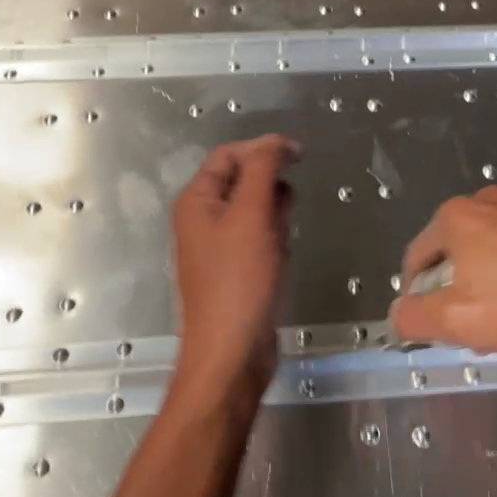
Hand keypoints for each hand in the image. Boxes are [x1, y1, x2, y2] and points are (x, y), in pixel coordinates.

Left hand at [170, 135, 298, 392]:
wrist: (232, 354)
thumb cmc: (239, 281)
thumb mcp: (252, 215)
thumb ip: (264, 169)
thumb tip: (277, 142)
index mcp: (196, 200)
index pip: (229, 154)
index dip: (263, 149)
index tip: (300, 155)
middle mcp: (202, 219)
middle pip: (243, 180)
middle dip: (271, 186)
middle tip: (288, 207)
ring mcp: (219, 247)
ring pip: (255, 210)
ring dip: (276, 216)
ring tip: (282, 237)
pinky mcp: (237, 271)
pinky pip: (260, 239)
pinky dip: (276, 241)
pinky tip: (283, 257)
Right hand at [389, 187, 496, 361]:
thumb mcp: (461, 323)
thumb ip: (415, 317)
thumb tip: (397, 313)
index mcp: (458, 216)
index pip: (417, 256)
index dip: (417, 294)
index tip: (431, 323)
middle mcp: (491, 199)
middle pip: (457, 249)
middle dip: (458, 287)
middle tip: (474, 326)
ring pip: (494, 245)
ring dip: (492, 277)